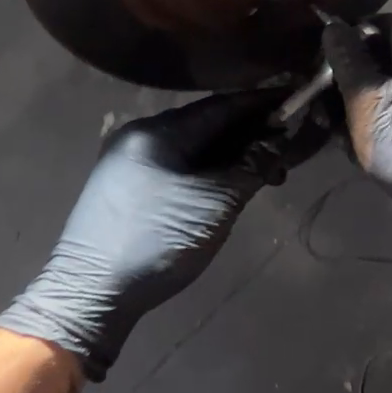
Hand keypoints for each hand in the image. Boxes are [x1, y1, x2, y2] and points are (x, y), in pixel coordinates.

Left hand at [0, 91, 314, 377]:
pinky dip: (212, 169)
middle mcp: (141, 136)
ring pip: (196, 146)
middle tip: (289, 148)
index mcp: (158, 132)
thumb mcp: (216, 205)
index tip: (296, 99)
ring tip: (269, 175)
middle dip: (252, 133)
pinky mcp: (130, 185)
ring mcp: (132, 160)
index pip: (221, 106)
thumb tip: (282, 138)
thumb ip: (252, 166)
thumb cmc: (158, 243)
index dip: (261, 103)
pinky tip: (234, 184)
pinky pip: (181, 164)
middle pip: (208, 124)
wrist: (95, 293)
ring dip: (235, 155)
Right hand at [322, 13, 391, 258]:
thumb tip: (333, 26)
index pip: (386, 22)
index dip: (355, 31)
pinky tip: (352, 148)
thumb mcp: (368, 99)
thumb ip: (348, 60)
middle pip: (381, 59)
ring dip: (353, 106)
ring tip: (331, 128)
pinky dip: (371, 126)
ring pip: (383, 92)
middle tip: (321, 98)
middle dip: (347, 75)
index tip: (328, 52)